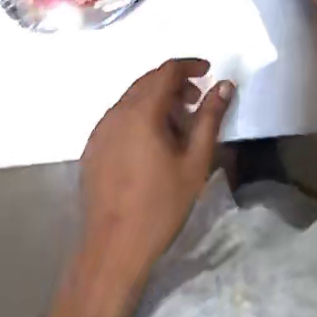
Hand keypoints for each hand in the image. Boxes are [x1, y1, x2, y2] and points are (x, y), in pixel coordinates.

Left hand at [78, 58, 232, 275]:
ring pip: (132, 100)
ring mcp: (100, 132)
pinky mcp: (92, 150)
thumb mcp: (194, 161)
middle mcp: (116, 113)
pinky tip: (153, 144)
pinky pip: (119, 119)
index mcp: (141, 111)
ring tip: (178, 126)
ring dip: (157, 100)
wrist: (113, 250)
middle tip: (197, 101)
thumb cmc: (160, 205)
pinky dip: (139, 117)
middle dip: (175, 84)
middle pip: (148, 82)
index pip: (166, 71)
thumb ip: (210, 118)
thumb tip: (224, 85)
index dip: (189, 66)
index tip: (208, 72)